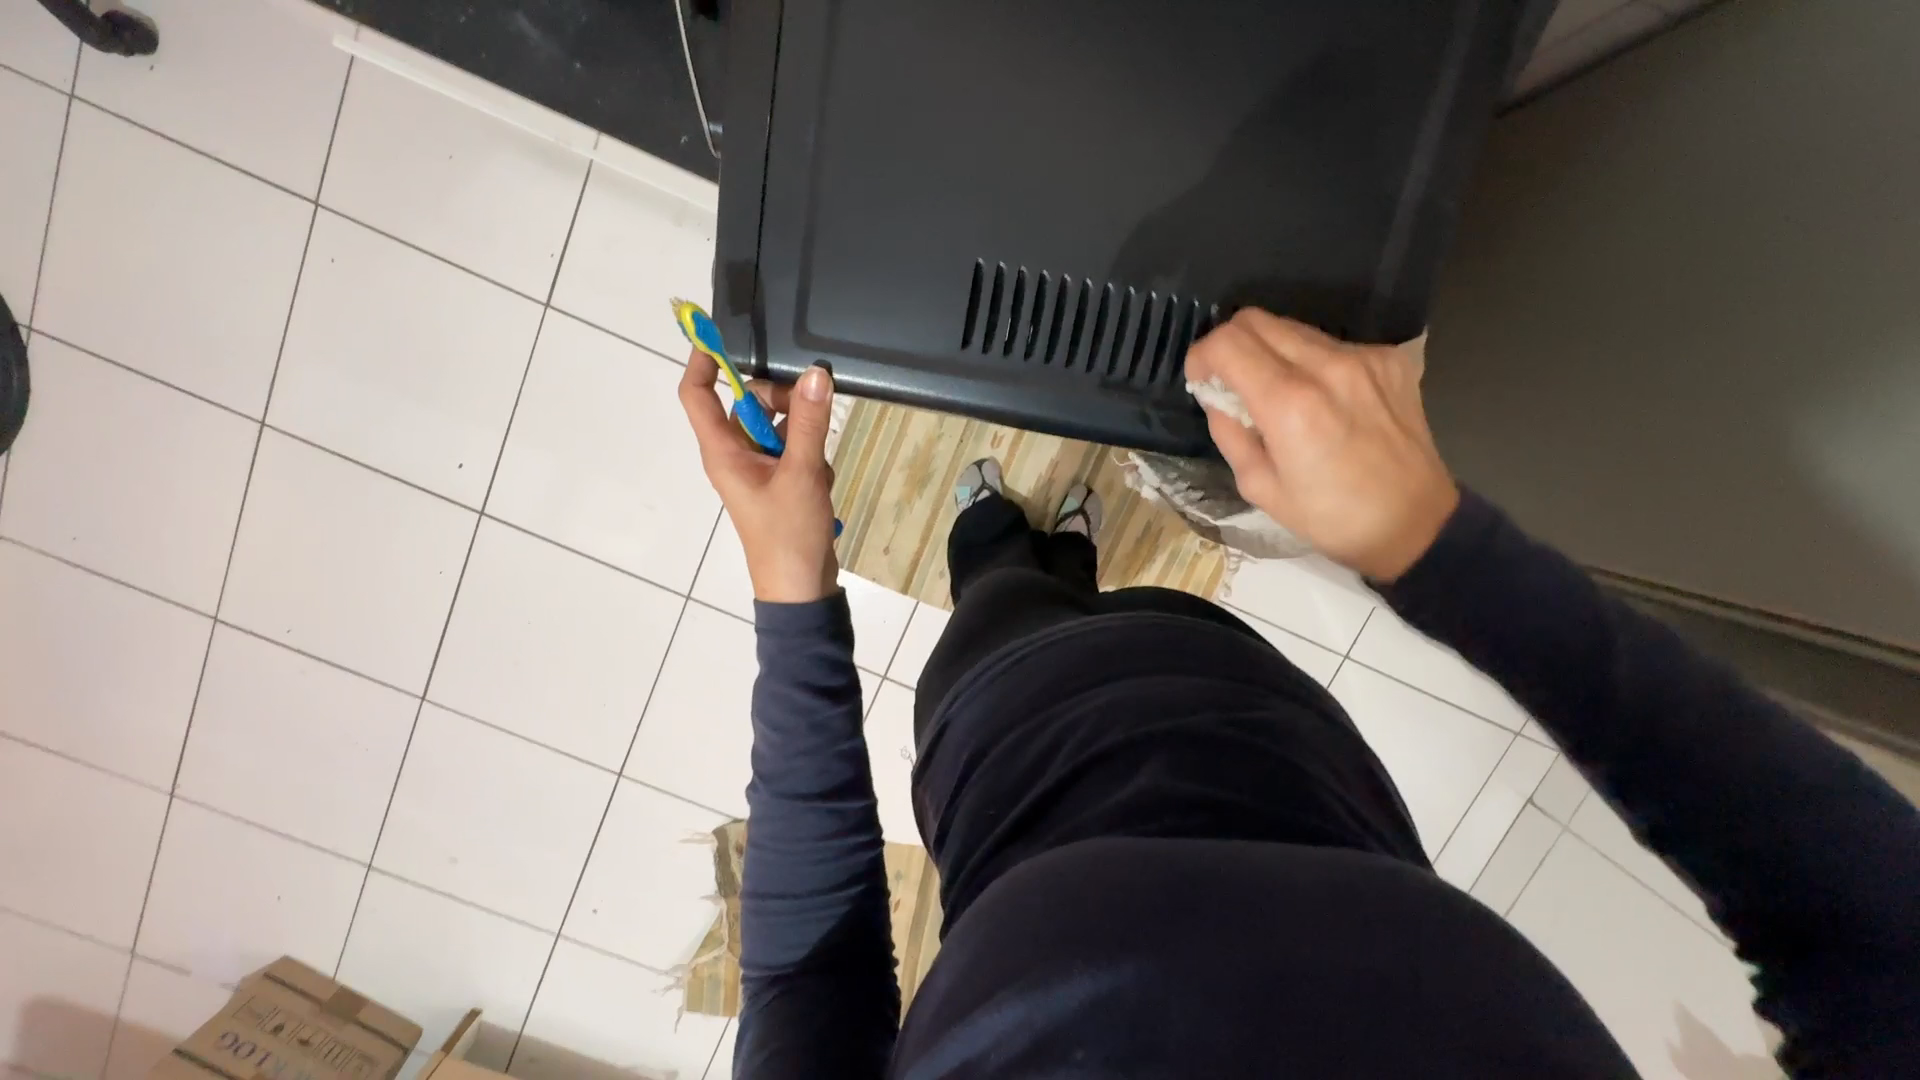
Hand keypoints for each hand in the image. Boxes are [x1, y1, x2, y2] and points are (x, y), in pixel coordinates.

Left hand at [679, 354, 839, 602]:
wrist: (800, 588)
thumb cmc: (789, 533)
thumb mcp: (802, 473)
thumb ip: (808, 422)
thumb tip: (815, 374)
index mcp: (723, 451)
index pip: (697, 394)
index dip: (703, 361)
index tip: (720, 333)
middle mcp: (734, 454)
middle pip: (746, 402)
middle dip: (778, 397)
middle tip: (810, 404)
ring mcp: (757, 468)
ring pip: (774, 424)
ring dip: (800, 429)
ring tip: (820, 453)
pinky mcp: (778, 481)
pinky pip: (791, 448)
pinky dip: (809, 453)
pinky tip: (823, 477)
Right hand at [1185, 310, 1458, 581]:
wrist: (1413, 522)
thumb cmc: (1329, 517)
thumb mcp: (1258, 486)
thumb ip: (1229, 431)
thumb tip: (1216, 396)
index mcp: (1289, 405)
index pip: (1227, 344)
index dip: (1202, 357)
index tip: (1202, 381)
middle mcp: (1326, 367)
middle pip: (1255, 320)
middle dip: (1230, 346)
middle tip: (1231, 382)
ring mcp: (1362, 358)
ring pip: (1292, 327)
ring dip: (1269, 352)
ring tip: (1277, 393)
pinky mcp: (1387, 359)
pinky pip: (1329, 343)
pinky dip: (1309, 362)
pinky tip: (1321, 398)